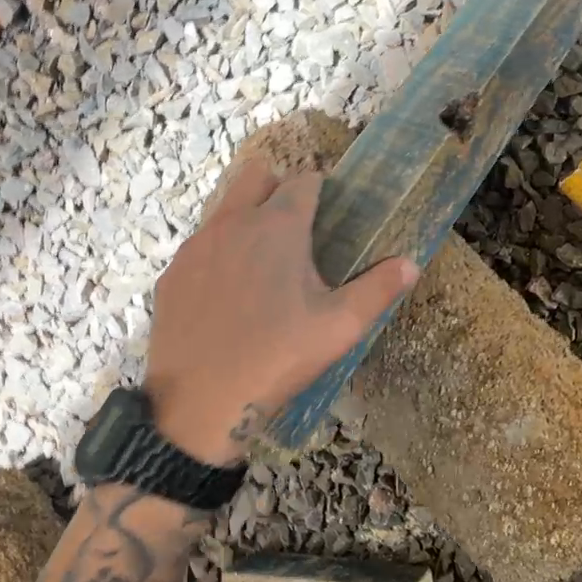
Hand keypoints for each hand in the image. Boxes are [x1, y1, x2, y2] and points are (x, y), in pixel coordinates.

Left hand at [144, 157, 418, 465]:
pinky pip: (201, 245)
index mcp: (278, 227)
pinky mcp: (171, 274)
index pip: (304, 182)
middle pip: (256, 176)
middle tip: (297, 232)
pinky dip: (220, 255)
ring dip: (247, 219)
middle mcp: (233, 222)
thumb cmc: (277, 357)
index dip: (322, 192)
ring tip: (265, 267)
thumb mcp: (340, 327)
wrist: (197, 404)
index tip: (331, 217)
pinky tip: (230, 297)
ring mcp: (196, 246)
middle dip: (278, 190)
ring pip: (225, 209)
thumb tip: (410, 264)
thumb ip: (379, 289)